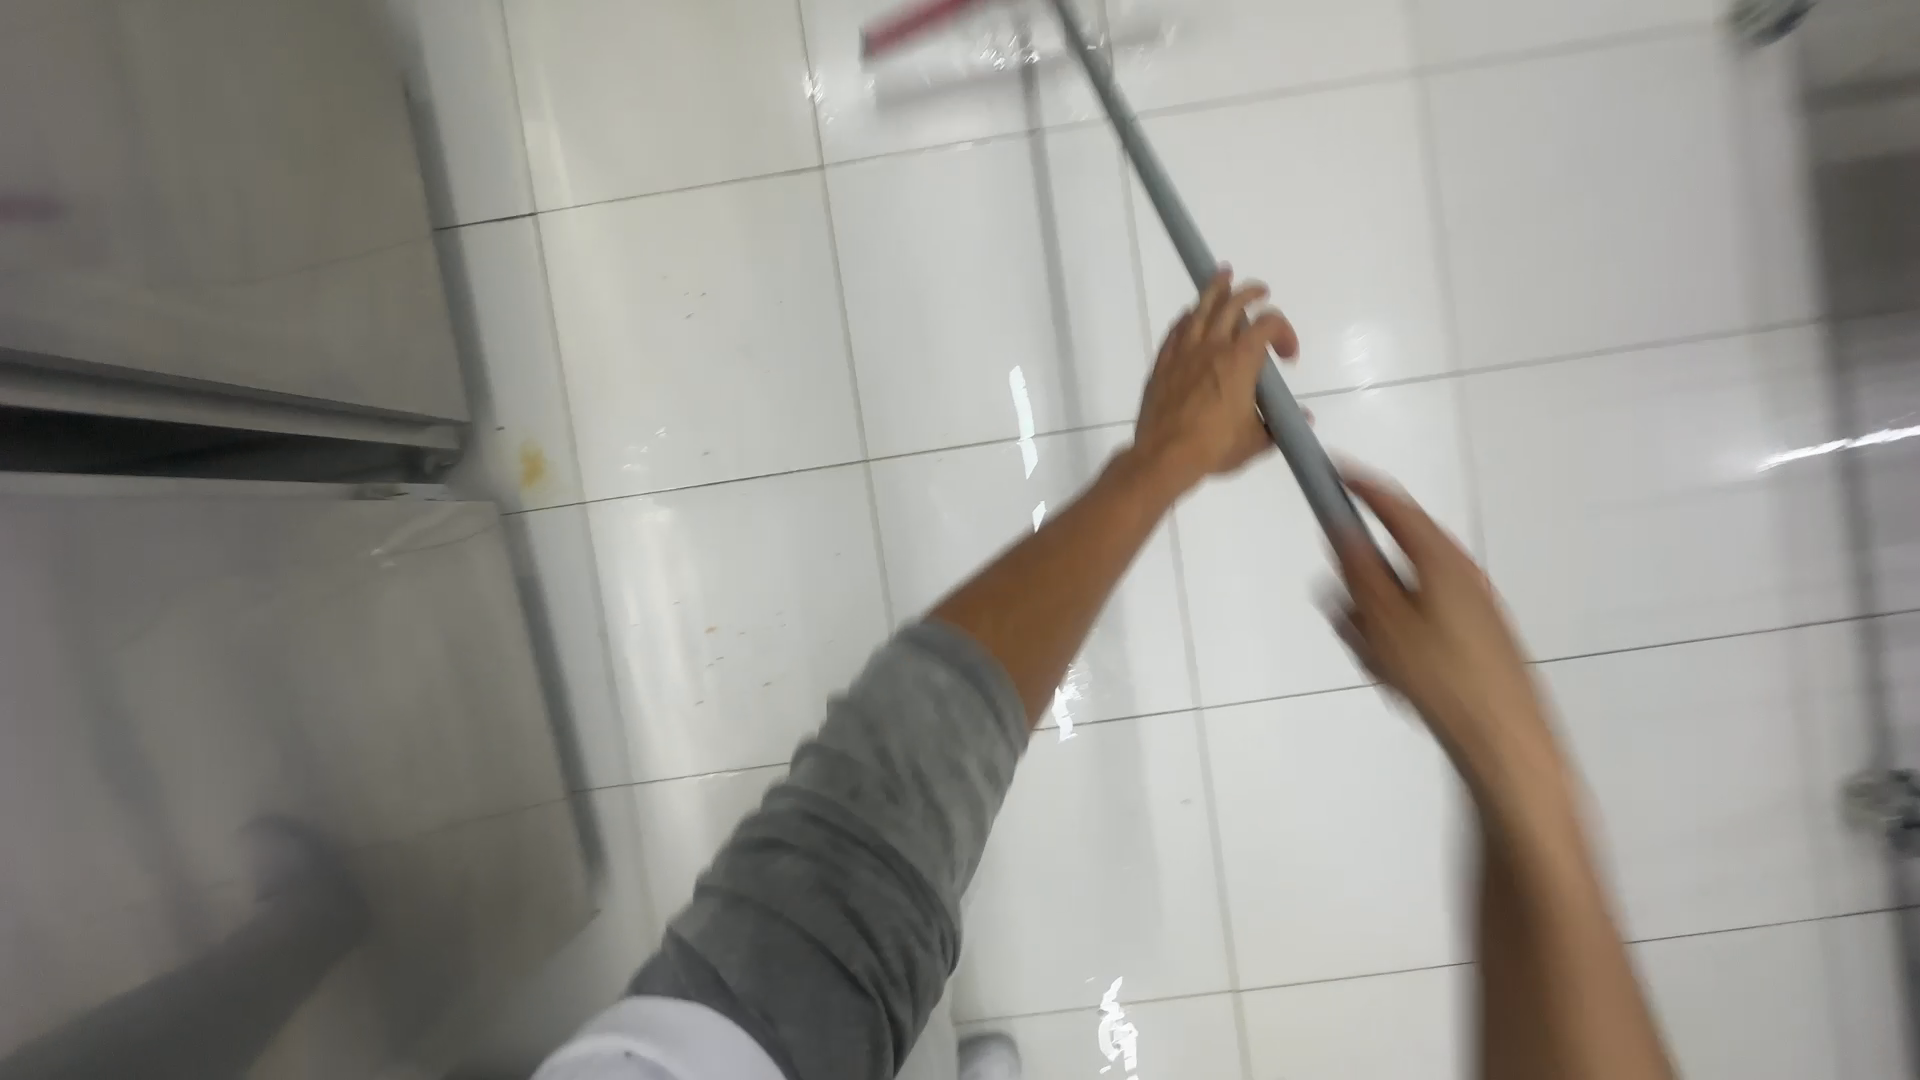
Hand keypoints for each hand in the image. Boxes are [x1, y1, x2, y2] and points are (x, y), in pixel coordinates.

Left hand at [1129, 269, 1297, 494]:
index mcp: (1240, 360)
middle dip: (1250, 292)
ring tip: (1222, 275)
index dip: (1285, 332)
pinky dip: (1186, 320)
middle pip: (1232, 303)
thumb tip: (1303, 420)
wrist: (1164, 456)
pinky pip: (1175, 332)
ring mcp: (1183, 354)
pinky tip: (1188, 318)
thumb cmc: (1214, 447)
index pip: (1269, 324)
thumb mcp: (1255, 441)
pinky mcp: (1162, 366)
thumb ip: (1278, 426)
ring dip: (1214, 290)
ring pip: (1199, 309)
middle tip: (1259, 291)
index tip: (1288, 356)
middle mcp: (1212, 348)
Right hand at [1329, 472, 1557, 778]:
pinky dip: (1396, 641)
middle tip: (1348, 618)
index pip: (1393, 505)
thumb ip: (1357, 568)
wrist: (1502, 739)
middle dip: (1358, 585)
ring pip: (1398, 597)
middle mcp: (1458, 575)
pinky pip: (1417, 626)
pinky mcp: (1471, 640)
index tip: (1329, 473)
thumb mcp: (1383, 618)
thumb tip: (1340, 526)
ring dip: (1373, 622)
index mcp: (1439, 559)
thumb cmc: (1438, 673)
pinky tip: (1397, 676)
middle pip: (1390, 558)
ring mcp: (1468, 609)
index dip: (1358, 486)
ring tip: (1375, 661)